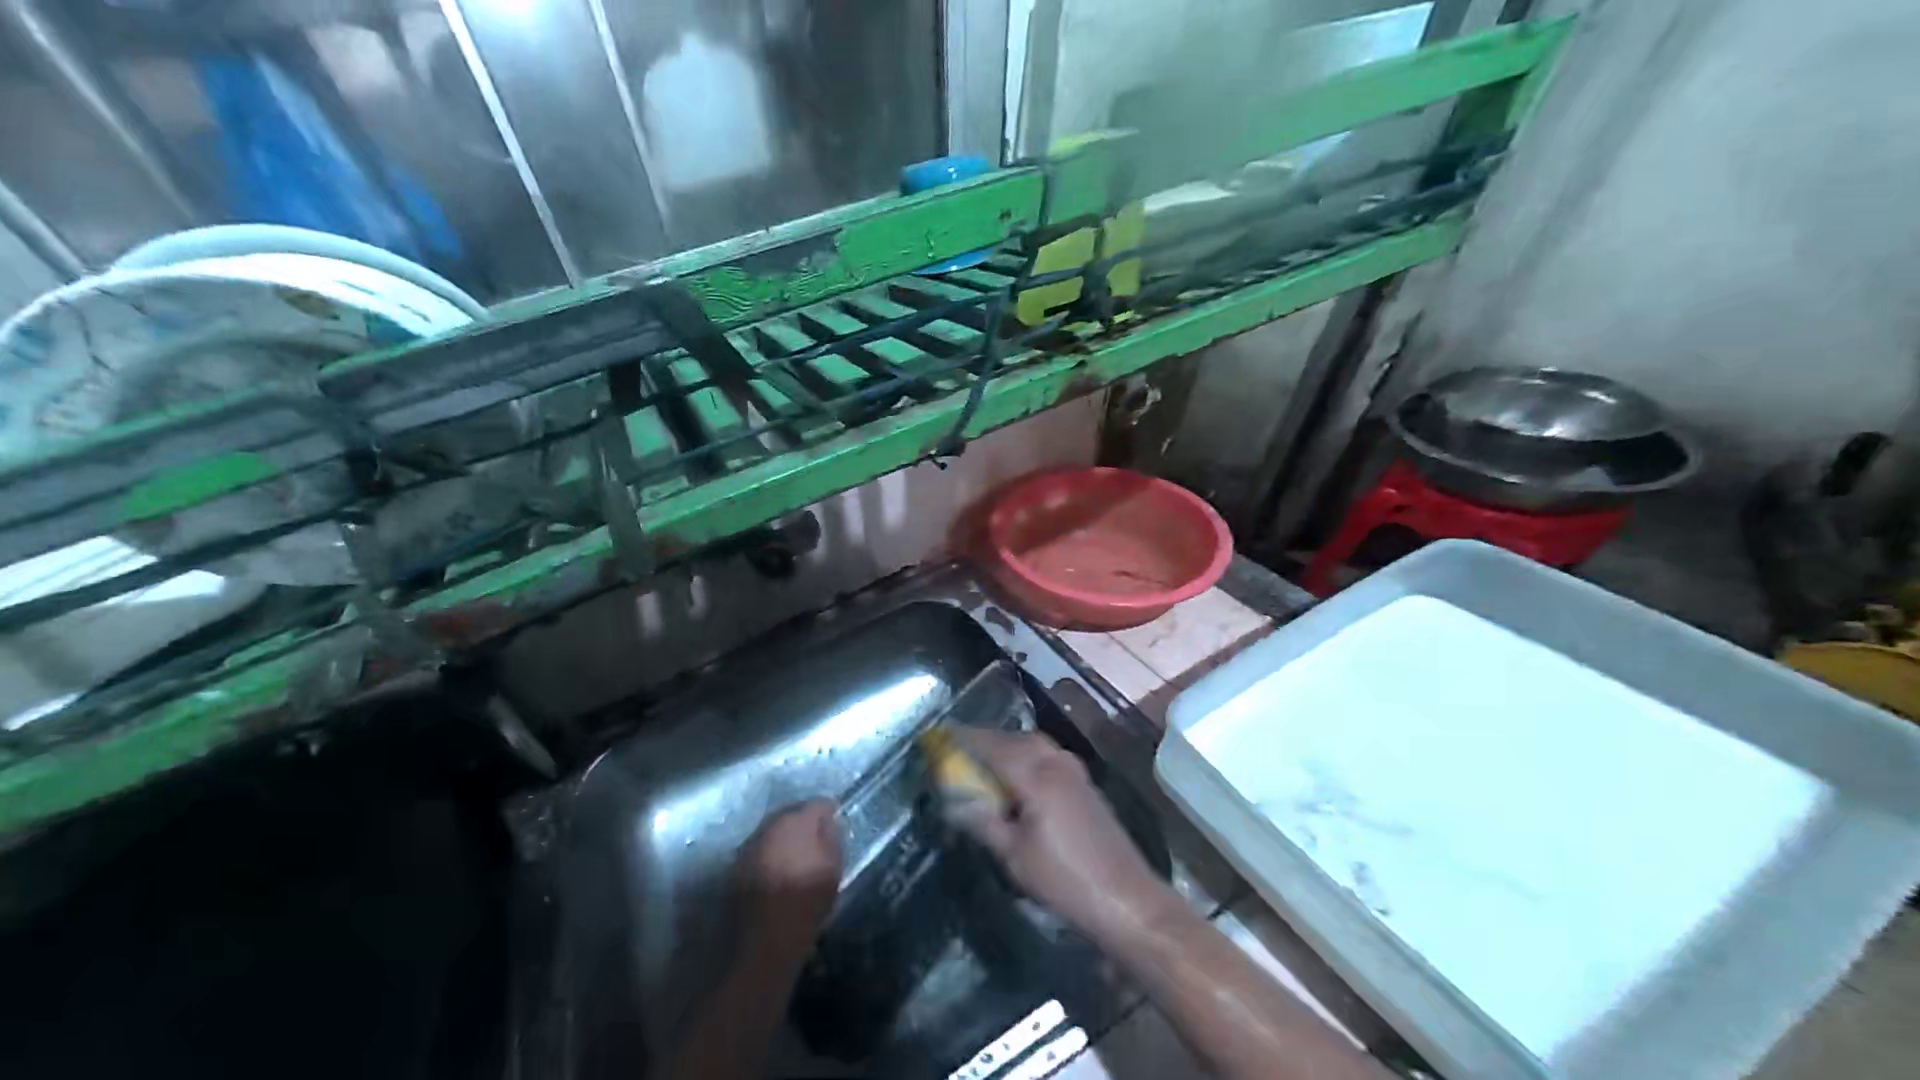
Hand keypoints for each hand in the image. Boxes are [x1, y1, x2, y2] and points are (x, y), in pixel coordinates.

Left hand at [736, 799, 842, 954]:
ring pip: (773, 827)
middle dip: (805, 818)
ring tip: (798, 849)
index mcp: (797, 823)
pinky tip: (779, 865)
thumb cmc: (806, 904)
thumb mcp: (833, 870)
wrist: (763, 942)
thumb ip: (832, 838)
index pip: (817, 803)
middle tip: (818, 831)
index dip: (829, 809)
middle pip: (791, 811)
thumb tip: (829, 820)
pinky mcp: (737, 864)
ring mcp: (750, 844)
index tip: (837, 816)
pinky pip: (760, 846)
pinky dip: (771, 850)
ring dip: (785, 833)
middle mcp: (770, 826)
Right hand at [945, 730, 1179, 943]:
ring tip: (985, 763)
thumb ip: (982, 821)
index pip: (993, 746)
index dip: (965, 739)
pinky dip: (1027, 757)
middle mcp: (1057, 764)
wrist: (1126, 900)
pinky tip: (1018, 778)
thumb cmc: (1065, 880)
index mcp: (1037, 776)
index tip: (941, 735)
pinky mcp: (1086, 786)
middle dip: (986, 740)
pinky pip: (1049, 757)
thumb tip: (952, 802)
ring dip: (1008, 746)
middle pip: (1015, 739)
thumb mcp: (1013, 855)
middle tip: (960, 750)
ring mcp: (1076, 773)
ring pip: (1035, 745)